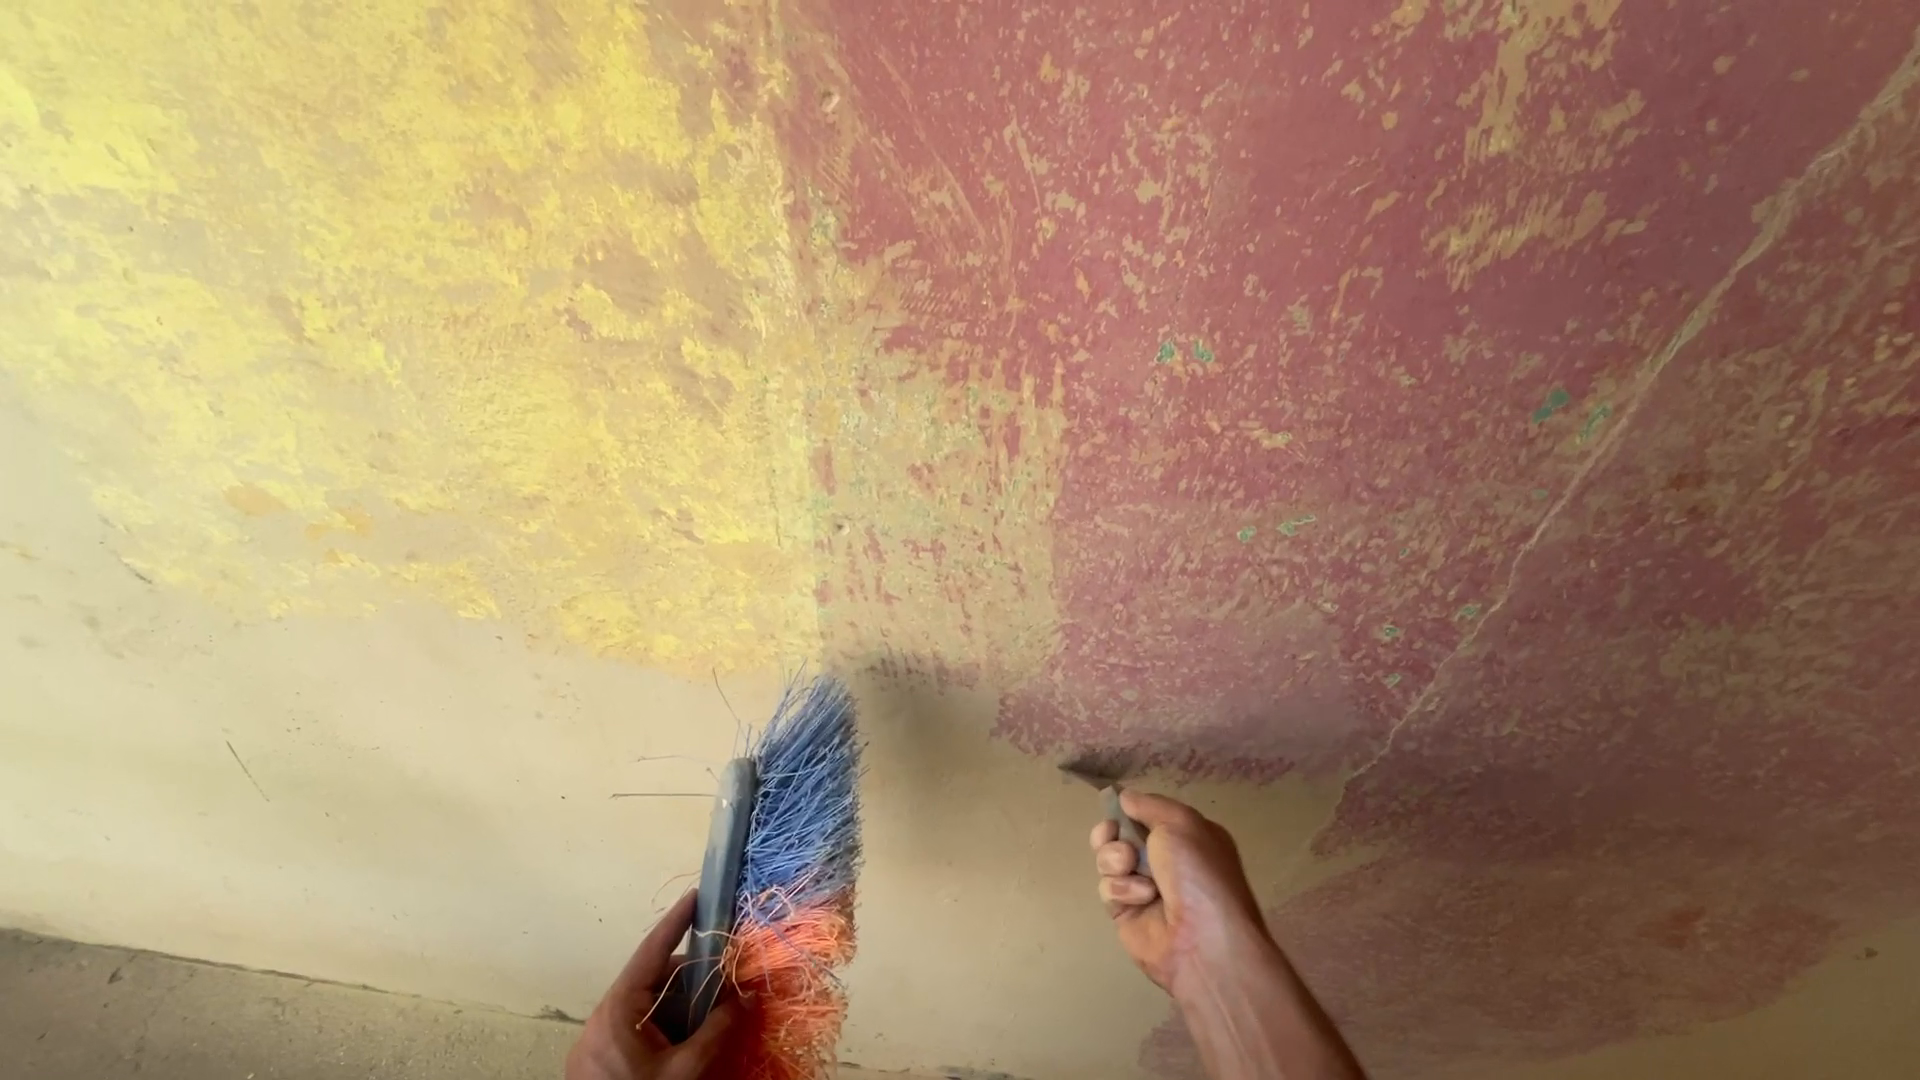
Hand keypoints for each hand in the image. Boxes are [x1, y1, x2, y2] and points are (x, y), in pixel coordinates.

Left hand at [565, 891, 748, 1079]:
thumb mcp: (685, 1072)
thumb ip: (718, 1029)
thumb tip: (746, 997)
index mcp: (616, 1012)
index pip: (651, 952)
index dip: (676, 921)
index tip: (698, 894)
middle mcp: (602, 1020)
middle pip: (654, 980)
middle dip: (692, 980)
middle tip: (725, 986)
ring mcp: (598, 1043)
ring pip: (648, 1006)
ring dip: (682, 1008)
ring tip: (711, 1021)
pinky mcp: (601, 1063)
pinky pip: (639, 1028)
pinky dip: (668, 1027)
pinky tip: (690, 1042)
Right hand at [1090, 790, 1271, 992]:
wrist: (1202, 939)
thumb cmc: (1197, 872)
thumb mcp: (1180, 822)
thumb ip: (1149, 804)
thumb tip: (1125, 798)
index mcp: (1185, 837)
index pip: (1146, 815)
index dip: (1129, 810)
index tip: (1118, 808)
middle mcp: (1164, 861)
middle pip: (1119, 835)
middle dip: (1111, 832)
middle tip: (1114, 835)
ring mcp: (1143, 888)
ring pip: (1107, 860)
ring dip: (1115, 859)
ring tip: (1130, 867)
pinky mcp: (1126, 913)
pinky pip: (1107, 889)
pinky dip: (1121, 889)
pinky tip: (1141, 898)